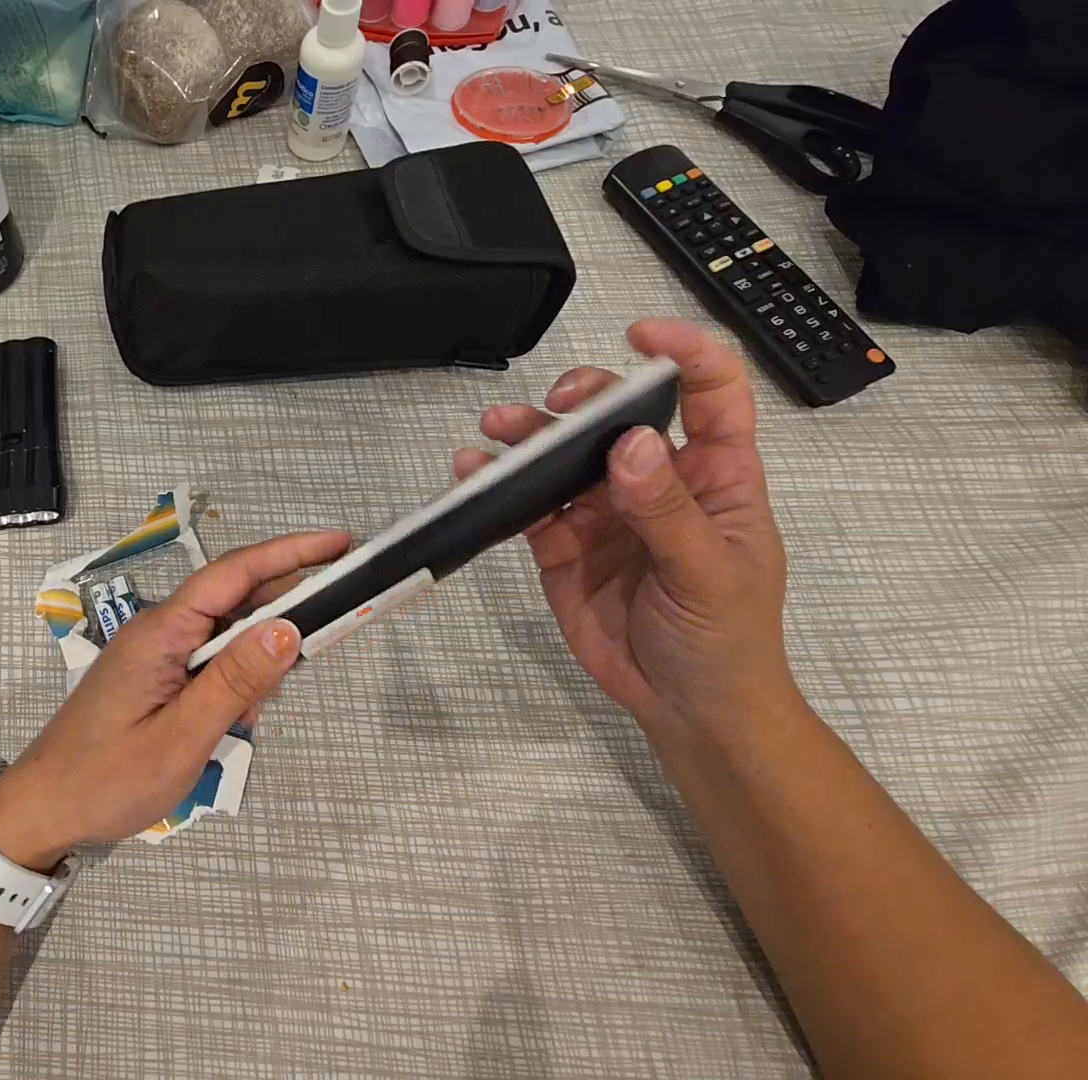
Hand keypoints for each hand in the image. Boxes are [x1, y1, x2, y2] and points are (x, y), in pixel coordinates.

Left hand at [0, 531, 352, 869]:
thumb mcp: (183, 736)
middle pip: (233, 600)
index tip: (341, 544)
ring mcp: (154, 655)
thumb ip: (236, 682)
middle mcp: (159, 631)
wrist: (44, 809)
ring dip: (256, 660)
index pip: (233, 574)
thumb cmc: (108, 779)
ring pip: (224, 636)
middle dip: (286, 607)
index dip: (290, 552)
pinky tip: (238, 719)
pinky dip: (234, 683)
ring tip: (267, 702)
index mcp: (162, 631)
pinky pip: (207, 664)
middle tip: (336, 625)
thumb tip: (287, 629)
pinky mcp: (154, 680)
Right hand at [453, 319, 798, 729]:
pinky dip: (497, 489)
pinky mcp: (560, 544)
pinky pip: (526, 507)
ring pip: (561, 458)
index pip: (709, 398)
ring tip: (496, 428)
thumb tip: (631, 443)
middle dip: (585, 399)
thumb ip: (670, 510)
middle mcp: (652, 482)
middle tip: (555, 404)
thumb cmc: (723, 635)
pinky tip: (473, 473)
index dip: (686, 356)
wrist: (681, 703)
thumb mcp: (710, 573)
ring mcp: (601, 512)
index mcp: (713, 476)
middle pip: (617, 419)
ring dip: (528, 438)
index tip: (642, 336)